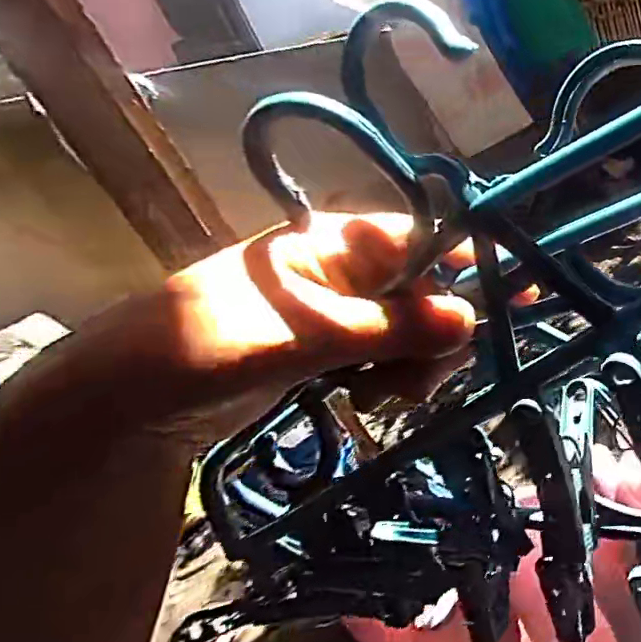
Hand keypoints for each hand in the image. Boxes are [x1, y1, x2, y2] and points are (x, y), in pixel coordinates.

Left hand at [7, 212, 502, 447]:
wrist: (116, 404)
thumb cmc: (206, 343)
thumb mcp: (305, 335)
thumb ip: (394, 327)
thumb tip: (472, 320)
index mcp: (347, 242)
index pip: (435, 238)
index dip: (482, 262)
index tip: (524, 292)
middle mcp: (356, 268)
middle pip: (436, 290)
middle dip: (443, 334)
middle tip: (423, 379)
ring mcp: (348, 308)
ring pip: (420, 327)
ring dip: (420, 363)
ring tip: (386, 395)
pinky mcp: (338, 344)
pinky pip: (394, 352)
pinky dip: (397, 375)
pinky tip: (374, 396)